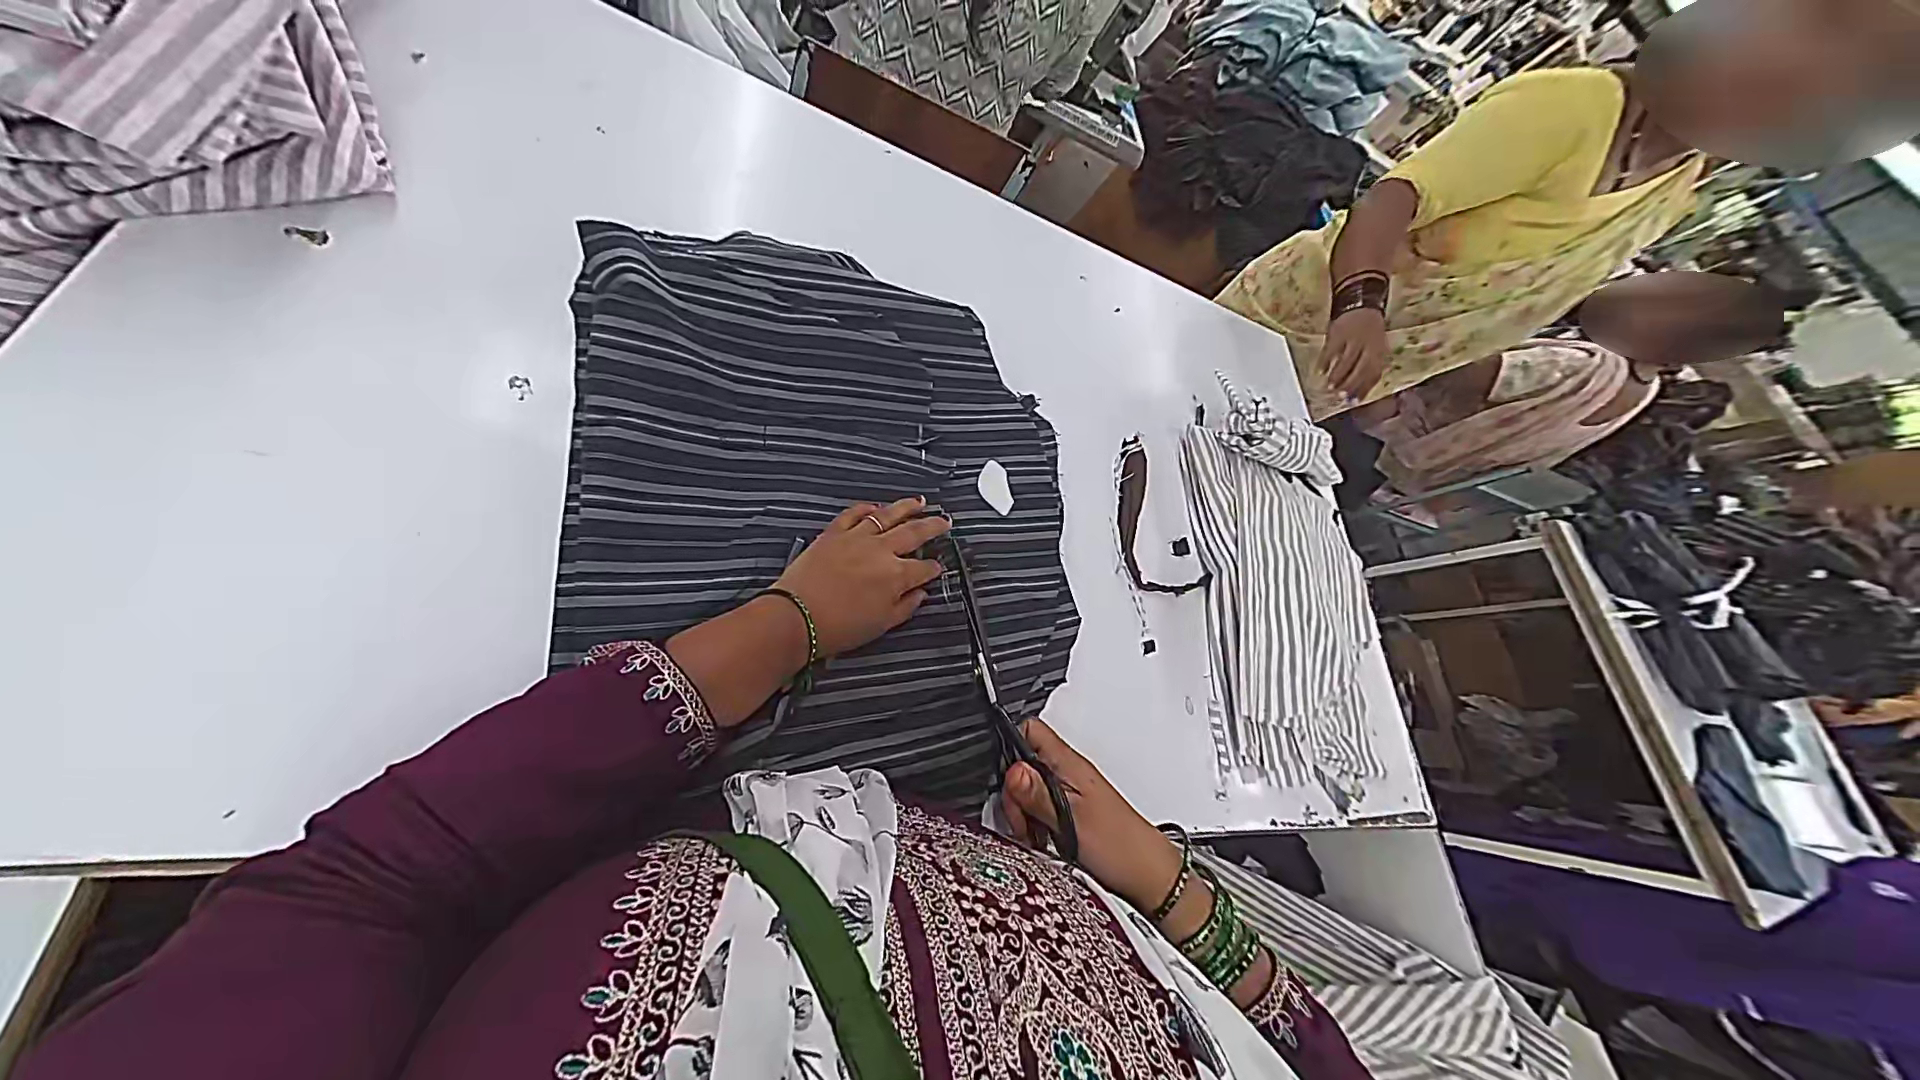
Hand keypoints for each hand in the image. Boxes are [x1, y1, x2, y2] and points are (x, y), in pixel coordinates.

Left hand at [773, 497, 949, 656]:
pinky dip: (866, 509)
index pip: (925, 568)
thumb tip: (918, 595)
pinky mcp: (833, 534)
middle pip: (915, 532)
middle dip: (933, 526)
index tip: (936, 567)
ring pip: (888, 515)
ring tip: (919, 502)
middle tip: (944, 521)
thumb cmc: (836, 626)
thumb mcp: (881, 625)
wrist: (796, 618)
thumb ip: (905, 607)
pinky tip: (875, 507)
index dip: (934, 568)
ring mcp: (856, 538)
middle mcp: (880, 551)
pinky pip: (854, 514)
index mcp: (896, 576)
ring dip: (907, 507)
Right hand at [1001, 719, 1182, 913]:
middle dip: (1016, 793)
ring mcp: (1071, 792)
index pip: (1030, 729)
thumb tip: (1011, 772)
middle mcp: (1070, 772)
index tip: (1009, 782)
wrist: (1150, 876)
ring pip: (1030, 788)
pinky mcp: (1072, 811)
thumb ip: (1036, 793)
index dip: (1011, 748)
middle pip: (1023, 764)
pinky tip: (1045, 839)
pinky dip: (1036, 823)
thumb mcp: (1069, 820)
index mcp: (1069, 763)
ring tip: (1037, 834)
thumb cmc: (1120, 847)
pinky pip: (1041, 807)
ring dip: (1025, 812)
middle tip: (1025, 819)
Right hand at [1322, 307, 1387, 404]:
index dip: (1364, 389)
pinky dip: (1325, 362)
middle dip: (1351, 384)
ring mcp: (1354, 338)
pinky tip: (1320, 371)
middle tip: (1340, 396)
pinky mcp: (1339, 333)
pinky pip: (1331, 351)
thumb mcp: (1374, 347)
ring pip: (1347, 361)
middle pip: (1362, 369)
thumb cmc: (1367, 331)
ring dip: (1337, 376)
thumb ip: (1368, 366)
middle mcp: (1370, 344)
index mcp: (1380, 350)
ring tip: (1330, 386)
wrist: (1361, 304)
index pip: (1374, 373)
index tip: (1354, 402)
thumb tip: (1357, 390)